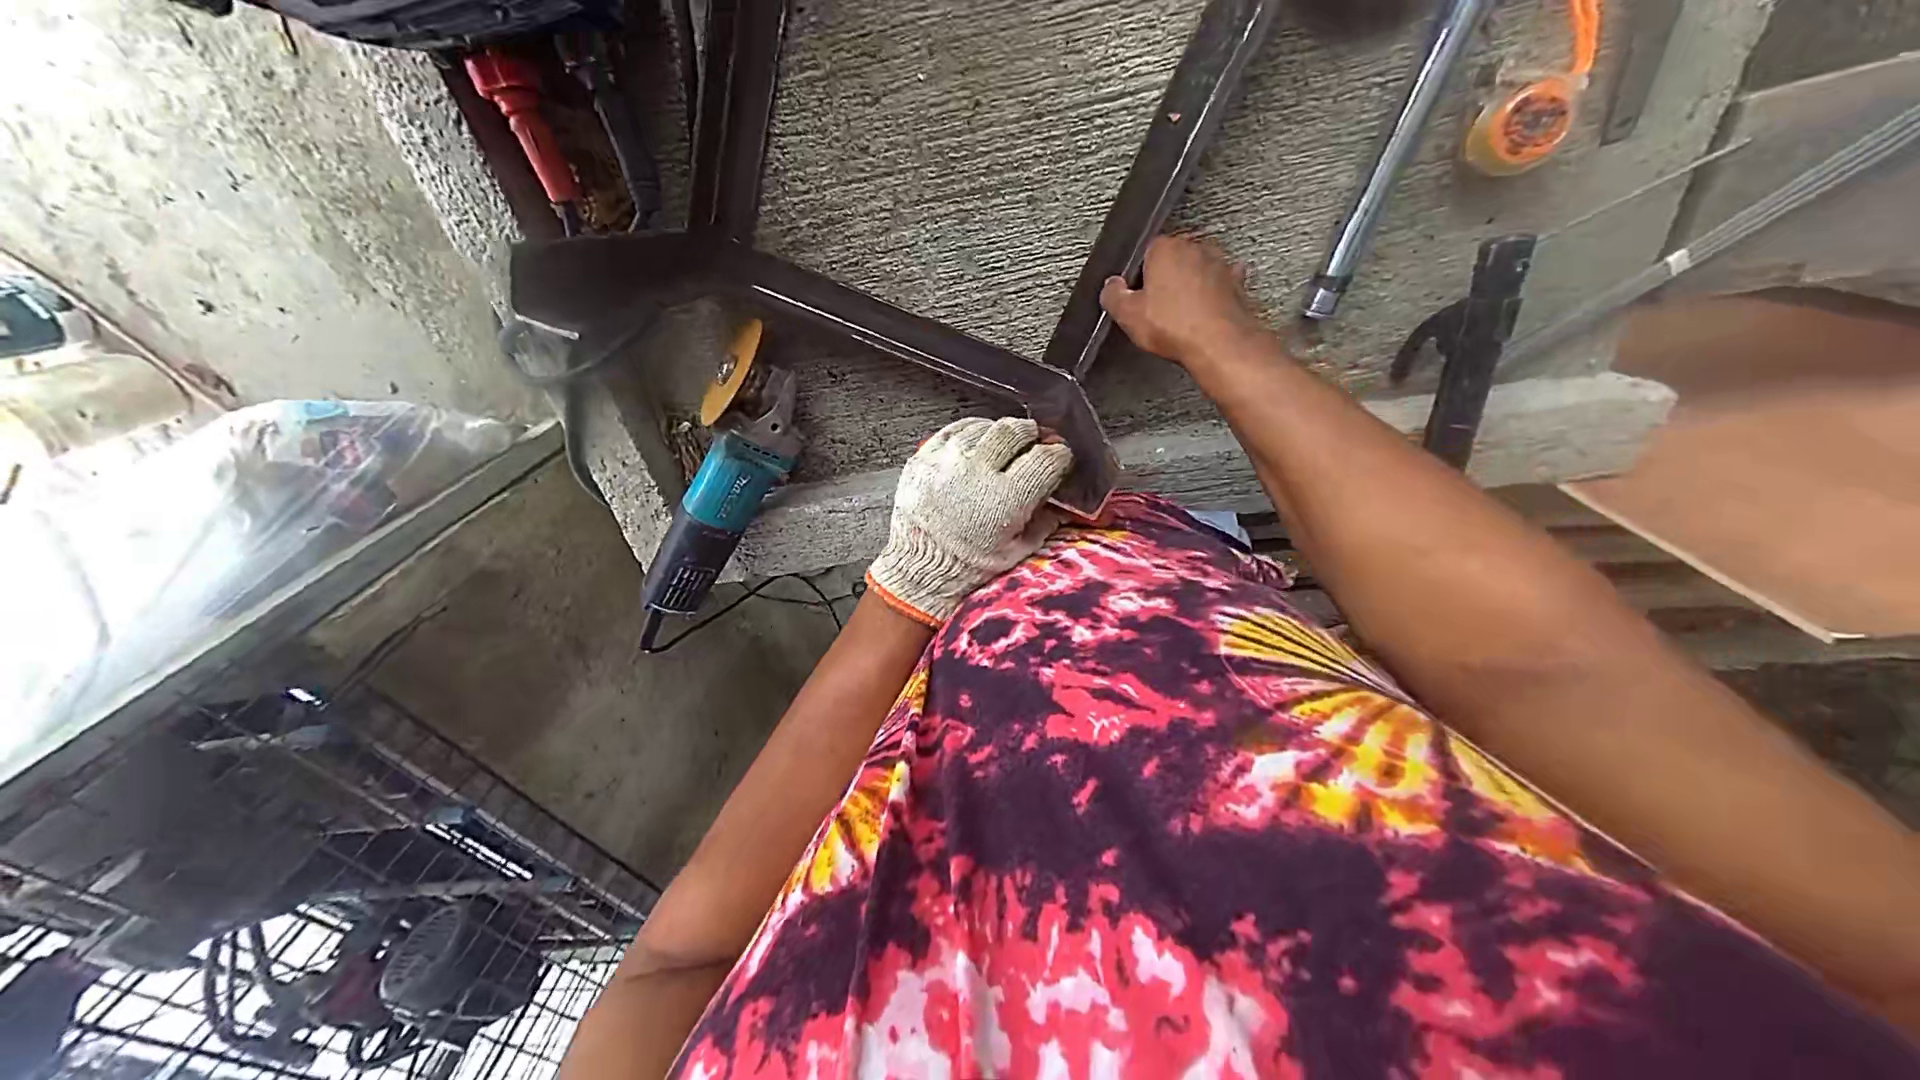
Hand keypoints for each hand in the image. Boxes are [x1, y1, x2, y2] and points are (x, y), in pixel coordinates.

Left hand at [867, 416, 1073, 625]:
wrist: (919, 569)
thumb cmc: (966, 566)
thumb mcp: (1015, 552)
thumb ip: (1043, 523)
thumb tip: (1061, 505)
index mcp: (1004, 500)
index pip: (1045, 459)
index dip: (1058, 455)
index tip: (1059, 457)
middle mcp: (976, 473)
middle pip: (1015, 432)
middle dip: (1031, 434)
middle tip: (1035, 441)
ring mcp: (947, 462)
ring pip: (985, 427)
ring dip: (1002, 433)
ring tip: (1007, 443)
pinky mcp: (924, 458)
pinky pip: (955, 429)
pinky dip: (973, 431)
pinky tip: (979, 440)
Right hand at [1100, 234, 1270, 364]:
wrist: (1219, 344)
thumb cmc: (1178, 326)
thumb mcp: (1127, 315)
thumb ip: (1113, 295)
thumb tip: (1110, 288)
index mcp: (1165, 249)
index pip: (1144, 252)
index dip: (1137, 276)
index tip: (1134, 295)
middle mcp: (1194, 249)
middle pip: (1171, 259)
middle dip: (1162, 280)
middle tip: (1152, 307)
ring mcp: (1217, 265)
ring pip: (1195, 270)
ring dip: (1186, 287)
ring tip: (1176, 316)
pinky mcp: (1234, 284)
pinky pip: (1217, 285)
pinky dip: (1209, 295)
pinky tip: (1201, 312)